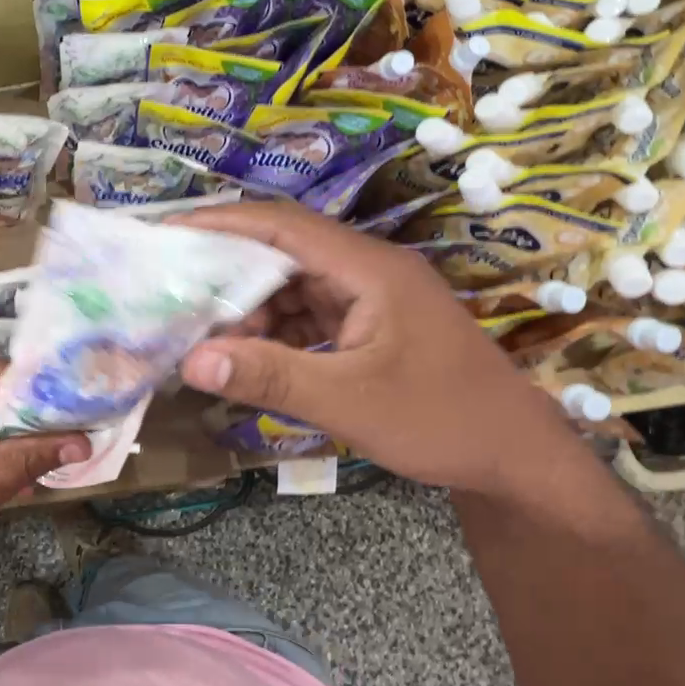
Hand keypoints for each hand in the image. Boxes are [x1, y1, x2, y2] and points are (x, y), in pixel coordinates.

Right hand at [172, 201, 577, 494]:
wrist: (517, 461)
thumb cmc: (442, 421)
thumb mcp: (349, 401)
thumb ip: (269, 378)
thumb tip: (190, 362)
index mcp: (370, 270)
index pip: (283, 226)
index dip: (222, 224)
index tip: (166, 233)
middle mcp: (367, 272)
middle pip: (282, 253)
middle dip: (226, 271)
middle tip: (171, 290)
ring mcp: (369, 300)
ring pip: (290, 286)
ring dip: (247, 307)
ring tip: (200, 333)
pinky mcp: (367, 328)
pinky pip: (305, 315)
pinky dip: (271, 331)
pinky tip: (242, 356)